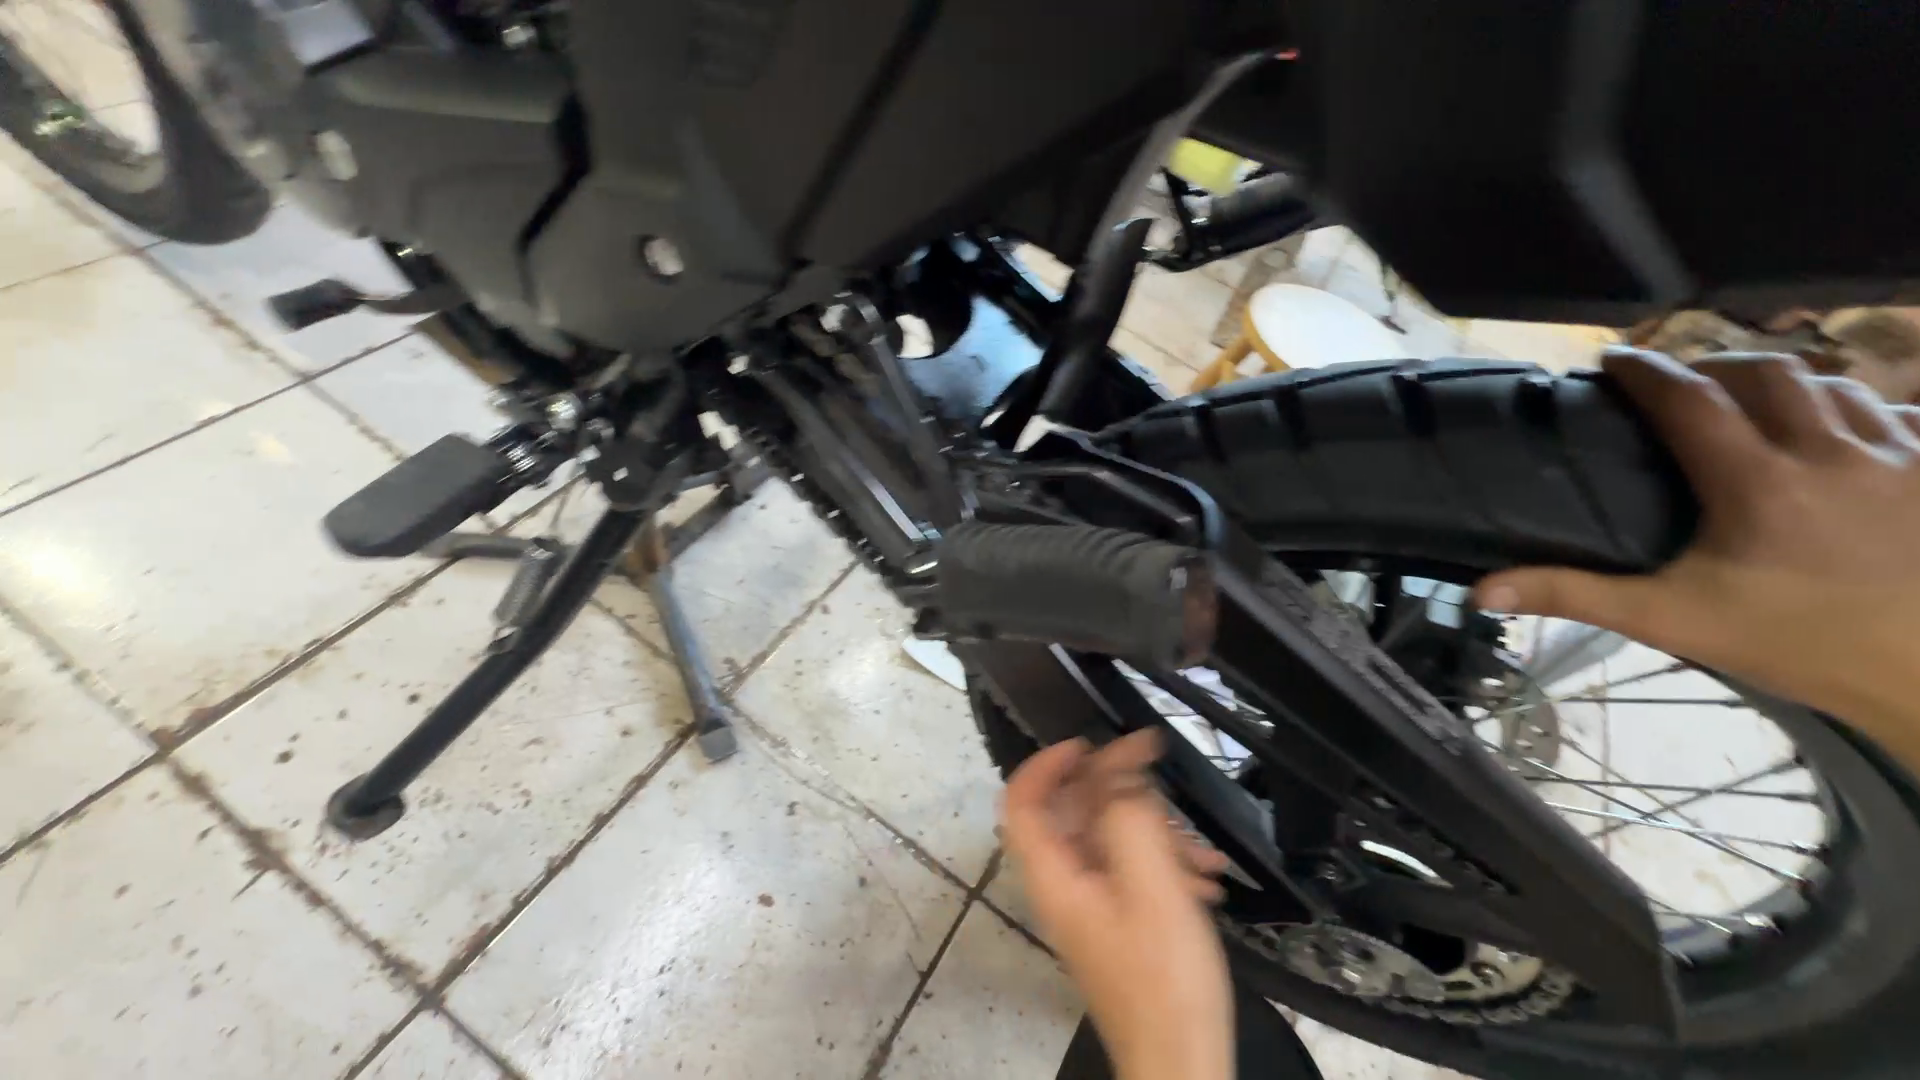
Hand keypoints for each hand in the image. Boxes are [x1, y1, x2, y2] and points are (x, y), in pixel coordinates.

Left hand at [1001, 730, 1233, 1079]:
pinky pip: (1131, 873)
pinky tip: (1205, 879)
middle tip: (1158, 779)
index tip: (1089, 744)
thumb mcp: (1152, 887)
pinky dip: (1164, 865)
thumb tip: (1118, 771)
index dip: (1047, 763)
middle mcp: (1063, 887)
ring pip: (1109, 842)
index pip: (1022, 801)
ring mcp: (1090, 906)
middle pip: (1073, 815)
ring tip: (1202, 851)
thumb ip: (1130, 818)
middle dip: (1120, 794)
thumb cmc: (1165, 980)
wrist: (1182, 1064)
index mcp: (1054, 875)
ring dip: (1154, 833)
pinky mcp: (1117, 923)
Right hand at [1475, 349, 1919, 762]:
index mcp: (1755, 479)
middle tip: (1679, 380)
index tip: (1612, 359)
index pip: (1688, 399)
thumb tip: (1481, 591)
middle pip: (1768, 374)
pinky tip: (1848, 429)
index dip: (1645, 371)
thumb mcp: (1668, 620)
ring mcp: (1900, 459)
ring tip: (1753, 399)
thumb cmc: (1796, 645)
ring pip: (1838, 387)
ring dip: (1785, 382)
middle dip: (1714, 364)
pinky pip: (1905, 416)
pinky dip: (1864, 409)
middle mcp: (1829, 451)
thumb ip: (1573, 596)